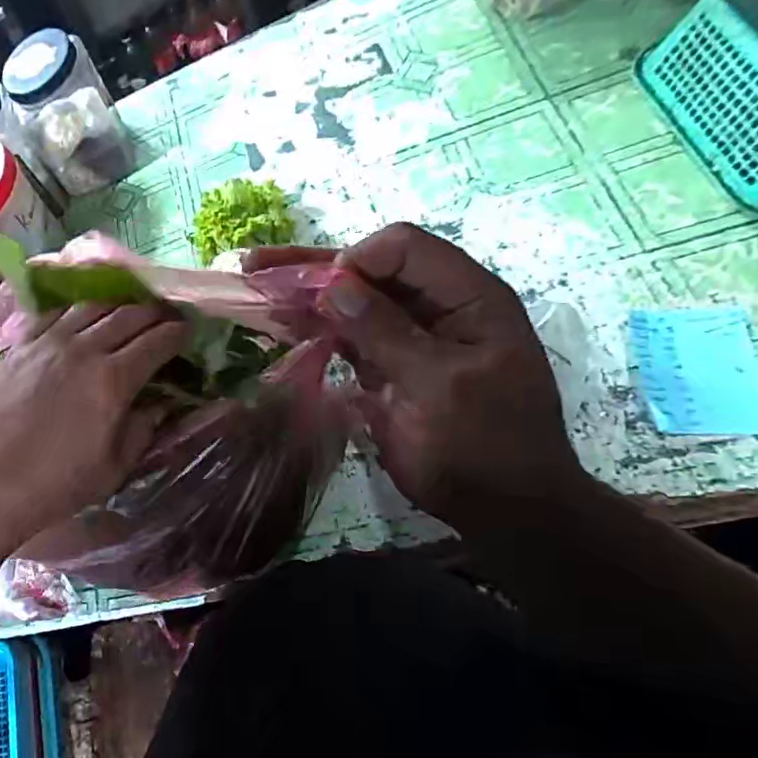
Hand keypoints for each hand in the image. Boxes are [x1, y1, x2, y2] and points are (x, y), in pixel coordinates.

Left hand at [0, 304, 188, 552]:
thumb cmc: (57, 484)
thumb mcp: (114, 467)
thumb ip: (143, 429)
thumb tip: (161, 404)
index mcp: (113, 379)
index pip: (156, 342)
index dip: (177, 334)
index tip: (187, 331)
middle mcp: (83, 349)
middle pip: (127, 316)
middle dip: (153, 313)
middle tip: (165, 316)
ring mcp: (46, 343)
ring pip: (90, 307)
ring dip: (116, 305)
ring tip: (127, 309)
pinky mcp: (18, 347)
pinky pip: (51, 314)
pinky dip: (74, 309)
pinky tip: (79, 315)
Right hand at [246, 224, 584, 524]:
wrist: (502, 507)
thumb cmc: (480, 445)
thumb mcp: (435, 385)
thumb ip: (384, 331)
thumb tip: (332, 284)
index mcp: (467, 297)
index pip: (403, 250)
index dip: (356, 261)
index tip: (318, 294)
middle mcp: (436, 307)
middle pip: (371, 271)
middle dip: (315, 269)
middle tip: (255, 267)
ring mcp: (410, 337)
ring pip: (355, 304)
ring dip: (308, 299)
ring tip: (255, 295)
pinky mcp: (389, 367)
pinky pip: (350, 338)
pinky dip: (316, 331)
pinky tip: (280, 328)